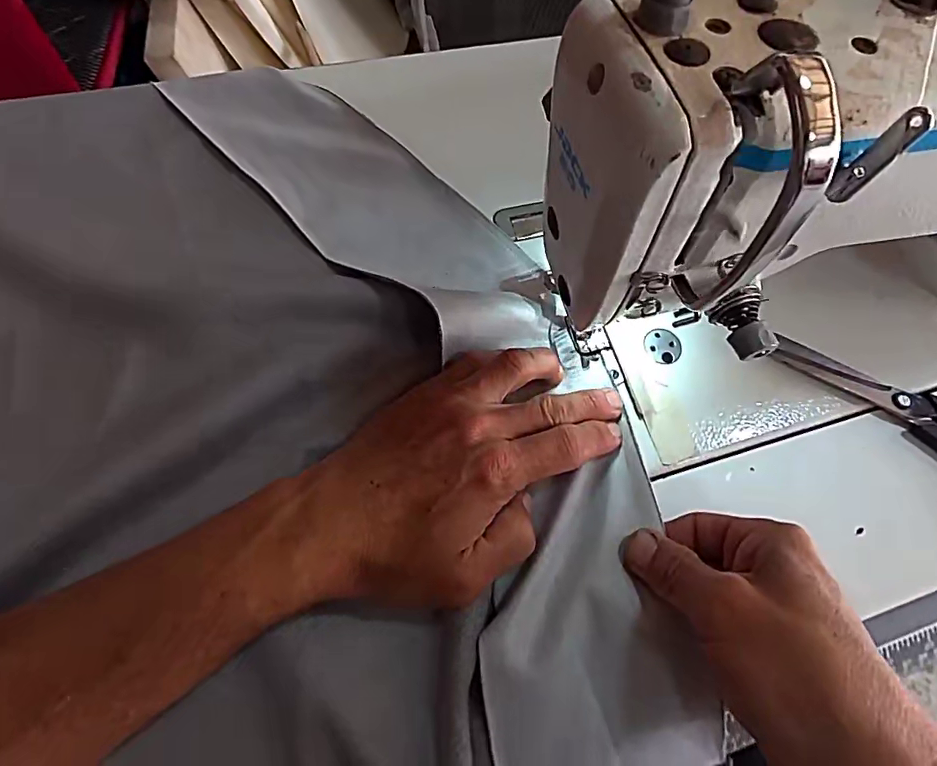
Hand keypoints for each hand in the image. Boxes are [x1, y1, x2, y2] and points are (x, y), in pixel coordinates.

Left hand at [298, 347, 622, 608]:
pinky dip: (497, 359)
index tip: (609, 434)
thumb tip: (526, 502)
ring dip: (543, 365)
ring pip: (511, 369)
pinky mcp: (426, 393)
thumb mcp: (464, 578)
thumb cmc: (392, 555)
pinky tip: (504, 364)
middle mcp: (480, 427)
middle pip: (549, 406)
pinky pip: (471, 364)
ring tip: (560, 368)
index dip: (593, 438)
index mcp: (495, 473)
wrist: (327, 522)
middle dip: (586, 403)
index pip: (561, 447)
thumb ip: (513, 540)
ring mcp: (451, 403)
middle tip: (607, 400)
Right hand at [623, 514, 936, 765]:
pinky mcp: (781, 661)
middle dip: (678, 589)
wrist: (859, 759)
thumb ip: (675, 570)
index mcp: (776, 543)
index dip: (664, 545)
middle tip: (660, 609)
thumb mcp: (723, 607)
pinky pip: (730, 642)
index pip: (699, 525)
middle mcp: (784, 575)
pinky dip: (710, 652)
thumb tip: (643, 546)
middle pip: (706, 564)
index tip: (638, 567)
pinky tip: (705, 669)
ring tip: (688, 644)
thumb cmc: (817, 682)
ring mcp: (784, 620)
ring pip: (716, 607)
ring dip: (694, 625)